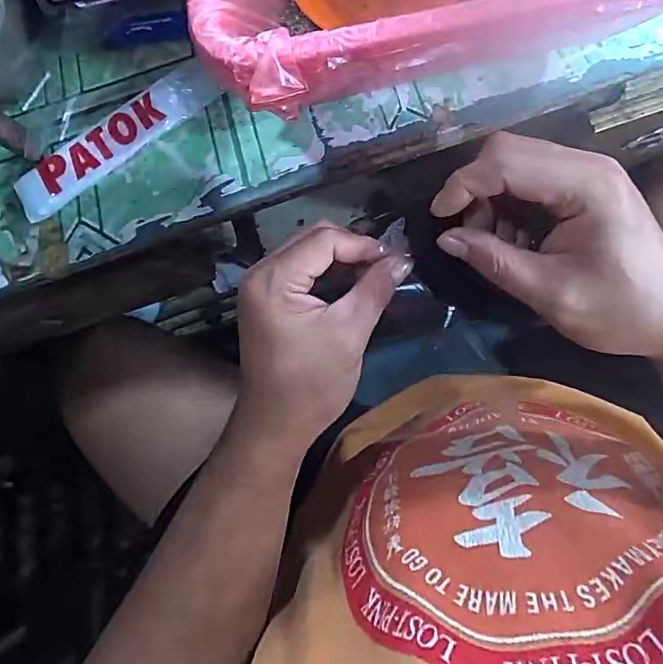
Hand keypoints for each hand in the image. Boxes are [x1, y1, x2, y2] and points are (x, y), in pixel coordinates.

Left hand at [235, 222, 410, 449]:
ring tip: (373, 273)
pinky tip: (350, 284)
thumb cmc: (312, 384)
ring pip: (307, 249)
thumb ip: (375, 289)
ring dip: (341, 257)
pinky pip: (300, 267)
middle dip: (352, 247)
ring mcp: (260, 284)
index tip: (395, 260)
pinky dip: (327, 270)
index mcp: (273, 279)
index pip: (324, 240)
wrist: (275, 426)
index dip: (363, 245)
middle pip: (313, 238)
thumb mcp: (350, 333)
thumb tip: (402, 259)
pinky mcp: (266, 296)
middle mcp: (260, 272)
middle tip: (386, 265)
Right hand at [429, 133, 662, 358]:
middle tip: (469, 233)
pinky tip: (516, 238)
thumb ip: (496, 261)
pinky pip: (531, 175)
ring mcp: (588, 170)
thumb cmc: (621, 310)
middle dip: (476, 187)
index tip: (439, 219)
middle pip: (508, 149)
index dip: (463, 185)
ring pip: (516, 160)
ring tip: (495, 242)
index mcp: (585, 183)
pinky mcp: (584, 183)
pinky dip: (510, 201)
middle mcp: (587, 163)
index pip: (506, 160)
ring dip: (492, 195)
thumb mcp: (552, 294)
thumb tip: (447, 238)